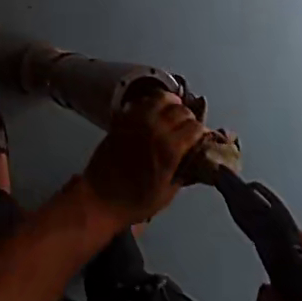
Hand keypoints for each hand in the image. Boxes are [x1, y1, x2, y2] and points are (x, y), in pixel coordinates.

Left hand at [80, 91, 205, 226]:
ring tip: (172, 112)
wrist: (101, 197)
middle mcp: (155, 128)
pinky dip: (152, 102)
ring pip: (161, 98)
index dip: (201, 131)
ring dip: (171, 103)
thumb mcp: (167, 193)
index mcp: (169, 148)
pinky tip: (154, 112)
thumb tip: (195, 158)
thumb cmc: (136, 202)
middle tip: (187, 127)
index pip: (194, 127)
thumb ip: (184, 171)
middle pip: (180, 110)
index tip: (200, 137)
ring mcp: (137, 119)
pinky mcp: (123, 117)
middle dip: (188, 117)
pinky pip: (142, 101)